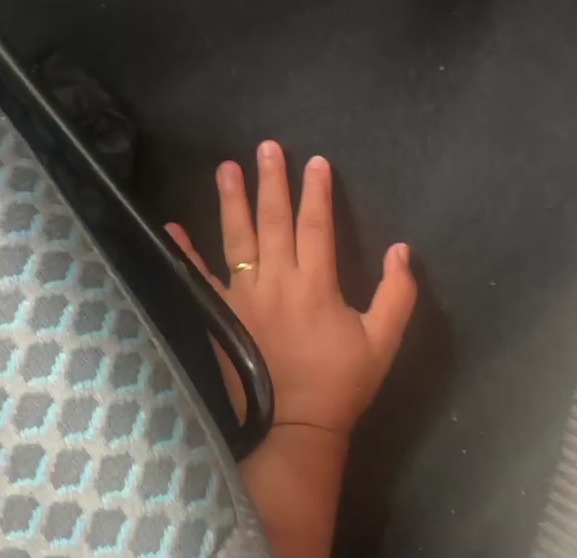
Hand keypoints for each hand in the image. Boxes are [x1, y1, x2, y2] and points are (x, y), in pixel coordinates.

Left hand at [166, 141, 415, 435]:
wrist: (295, 429)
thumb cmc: (340, 384)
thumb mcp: (383, 342)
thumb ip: (397, 294)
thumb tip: (403, 248)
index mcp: (316, 285)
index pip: (316, 225)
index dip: (317, 191)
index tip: (316, 160)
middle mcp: (277, 282)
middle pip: (274, 221)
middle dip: (272, 181)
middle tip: (267, 147)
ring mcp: (243, 298)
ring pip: (238, 240)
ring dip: (232, 201)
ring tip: (226, 168)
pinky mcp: (219, 316)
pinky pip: (199, 278)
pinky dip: (185, 252)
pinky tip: (173, 226)